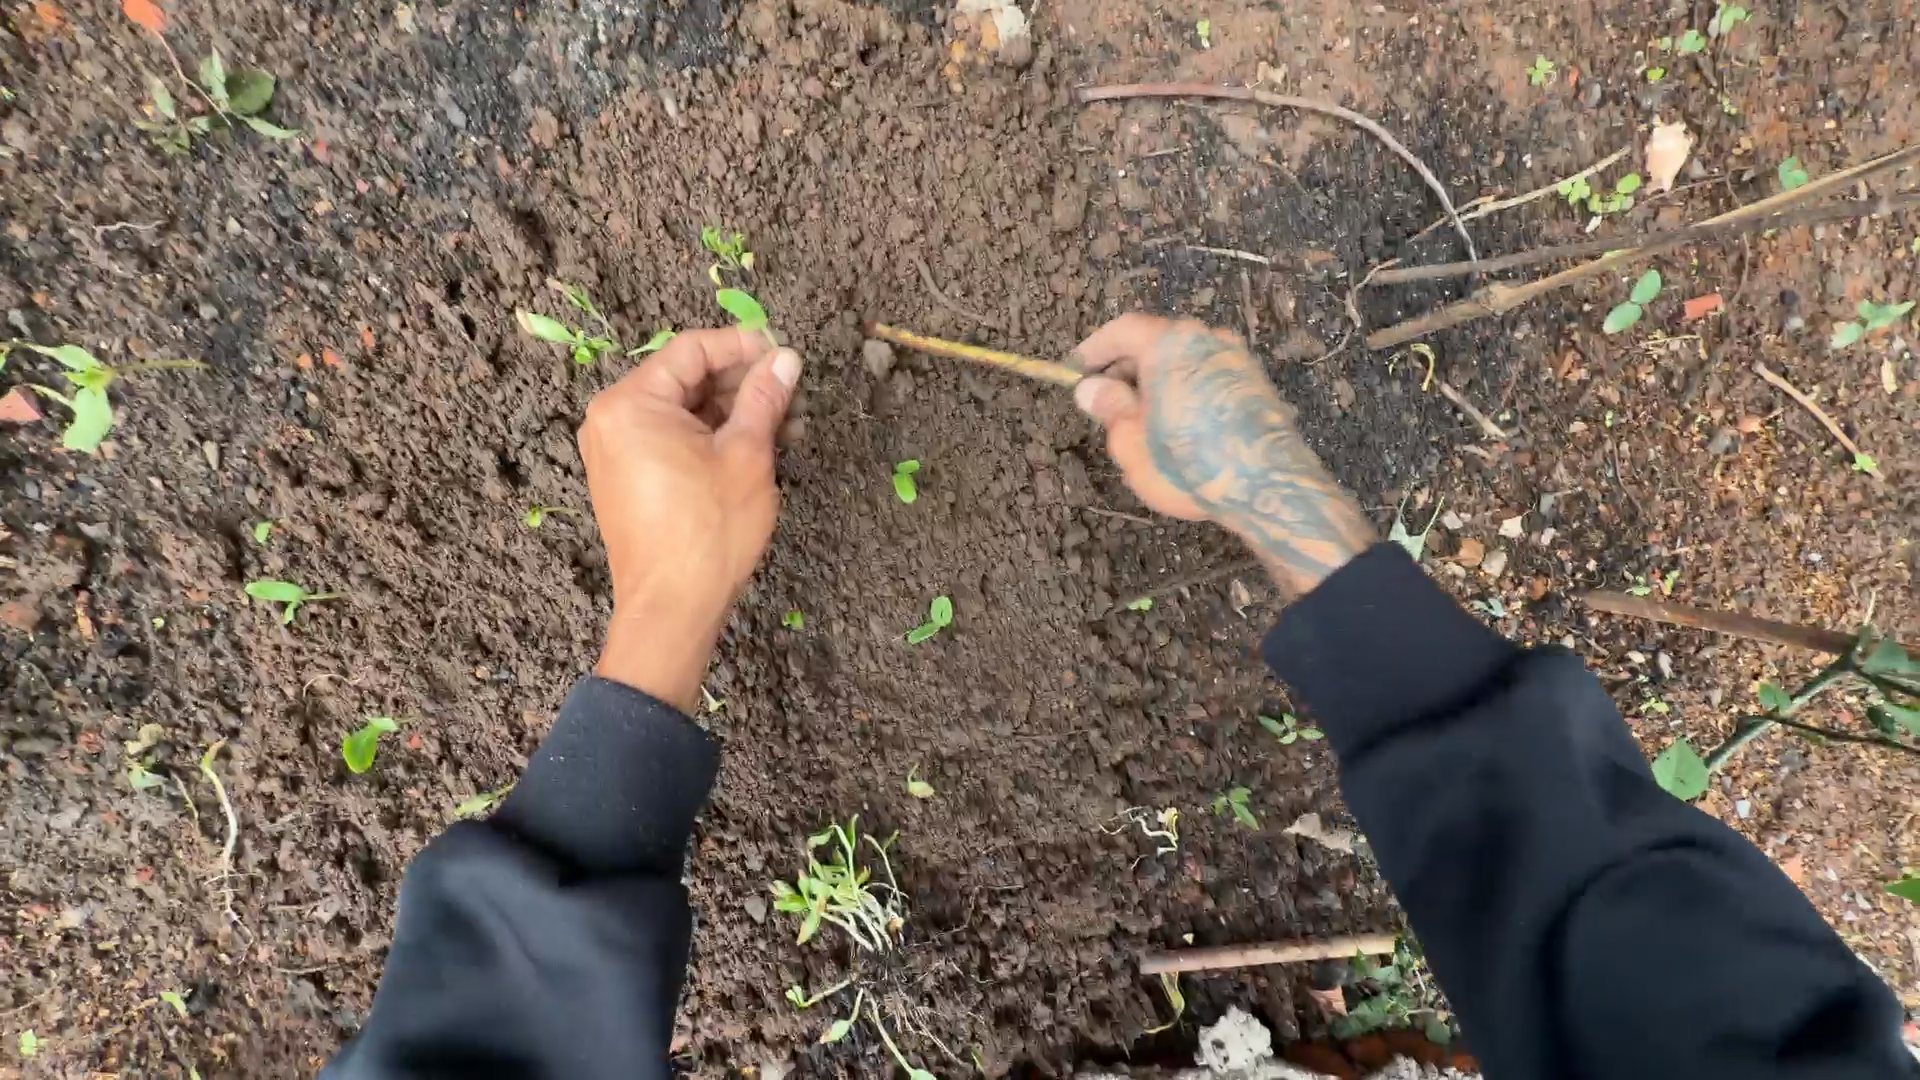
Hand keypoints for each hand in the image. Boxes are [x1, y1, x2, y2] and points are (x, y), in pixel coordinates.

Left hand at [578, 327, 801, 710]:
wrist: (673, 607)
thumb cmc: (710, 528)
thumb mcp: (747, 454)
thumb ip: (765, 397)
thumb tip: (786, 359)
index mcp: (631, 403)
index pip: (691, 351)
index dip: (743, 346)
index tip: (785, 353)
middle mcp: (613, 420)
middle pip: (688, 381)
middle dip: (744, 384)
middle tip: (794, 395)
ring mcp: (619, 453)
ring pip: (687, 414)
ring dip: (736, 414)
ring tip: (789, 427)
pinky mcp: (632, 480)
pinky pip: (676, 442)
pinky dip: (715, 439)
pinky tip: (758, 448)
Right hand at [1070, 314, 1374, 599]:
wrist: (1266, 487)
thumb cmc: (1186, 463)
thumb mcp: (1130, 440)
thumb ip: (1109, 407)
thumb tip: (1090, 389)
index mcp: (1170, 343)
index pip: (1123, 329)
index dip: (1094, 348)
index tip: (1075, 370)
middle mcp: (1206, 339)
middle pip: (1155, 342)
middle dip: (1124, 368)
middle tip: (1103, 401)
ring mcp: (1235, 360)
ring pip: (1182, 360)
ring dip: (1154, 382)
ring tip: (1138, 419)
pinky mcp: (1254, 384)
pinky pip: (1205, 376)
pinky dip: (1181, 390)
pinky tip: (1173, 425)